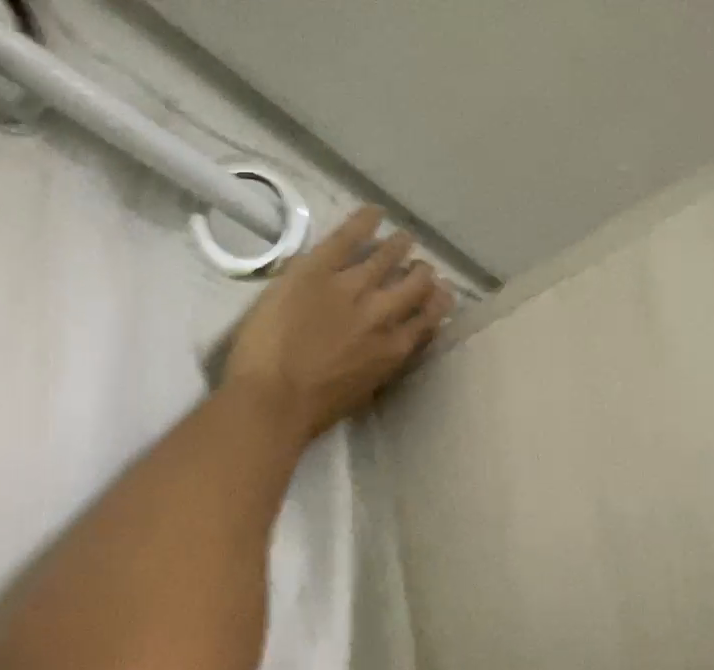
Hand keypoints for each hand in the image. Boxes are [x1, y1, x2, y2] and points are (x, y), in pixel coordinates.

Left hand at [222, 206, 455, 441]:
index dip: (435, 305)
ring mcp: (350, 287)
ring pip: (386, 257)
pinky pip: (347, 237)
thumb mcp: (360, 395)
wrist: (272, 398)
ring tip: (404, 239)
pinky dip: (365, 222)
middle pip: (413, 285)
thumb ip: (378, 369)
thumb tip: (384, 354)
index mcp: (392, 352)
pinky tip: (375, 212)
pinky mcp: (317, 269)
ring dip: (398, 247)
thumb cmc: (311, 412)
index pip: (426, 321)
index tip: (440, 295)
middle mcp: (381, 315)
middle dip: (420, 275)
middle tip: (420, 267)